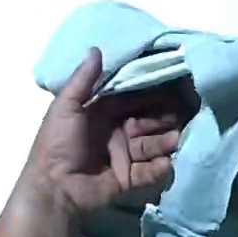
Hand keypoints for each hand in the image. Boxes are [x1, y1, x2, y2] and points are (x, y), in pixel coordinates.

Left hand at [18, 47, 186, 216]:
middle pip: (146, 121)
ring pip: (151, 145)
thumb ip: (83, 80)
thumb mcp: (66, 107)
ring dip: (166, 141)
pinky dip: (159, 168)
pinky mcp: (128, 179)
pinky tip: (166, 162)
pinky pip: (149, 172)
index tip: (174, 84)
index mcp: (101, 113)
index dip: (150, 93)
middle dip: (164, 117)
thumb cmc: (58, 143)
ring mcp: (123, 156)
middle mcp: (115, 132)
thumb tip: (96, 48)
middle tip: (183, 113)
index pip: (131, 99)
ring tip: (178, 137)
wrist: (54, 188)